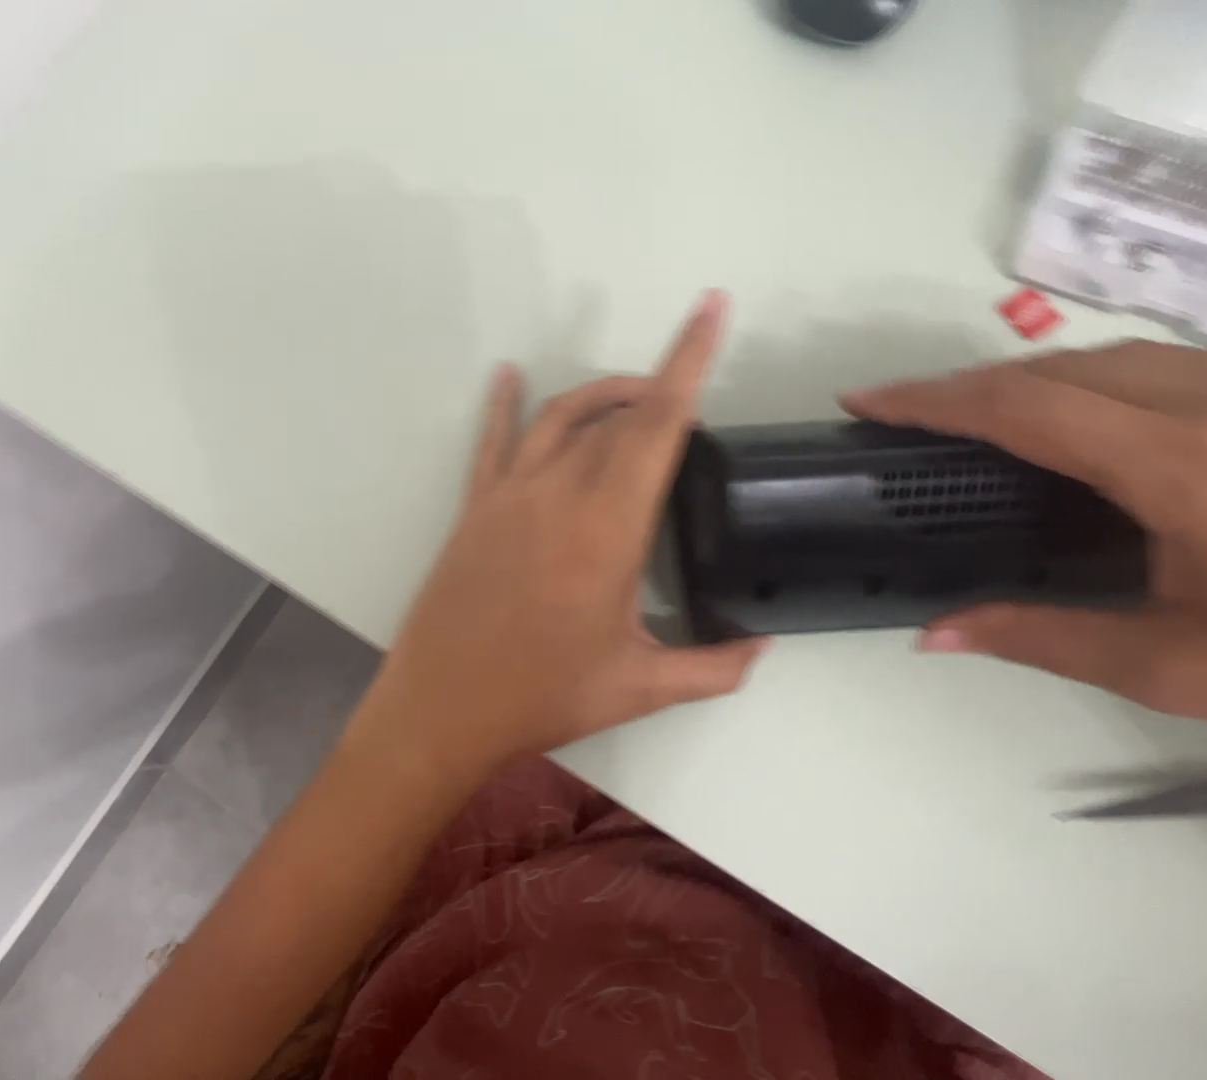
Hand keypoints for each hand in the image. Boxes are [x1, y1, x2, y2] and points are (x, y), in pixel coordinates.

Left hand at [345, 291, 766, 780]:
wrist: (442, 707)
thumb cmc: (542, 696)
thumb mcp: (639, 688)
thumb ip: (713, 667)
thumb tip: (764, 648)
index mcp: (608, 528)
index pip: (658, 425)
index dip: (689, 361)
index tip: (710, 309)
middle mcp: (558, 493)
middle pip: (615, 418)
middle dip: (656, 394)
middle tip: (685, 410)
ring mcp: (508, 495)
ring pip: (559, 417)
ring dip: (600, 394)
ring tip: (632, 396)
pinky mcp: (473, 508)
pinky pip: (490, 441)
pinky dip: (502, 404)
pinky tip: (508, 375)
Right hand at [845, 341, 1206, 760]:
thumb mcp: (1184, 670)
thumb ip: (1043, 636)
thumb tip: (933, 632)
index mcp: (1189, 466)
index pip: (1026, 407)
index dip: (933, 400)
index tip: (864, 401)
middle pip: (1062, 366)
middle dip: (968, 383)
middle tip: (903, 413)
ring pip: (1119, 356)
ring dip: (1033, 376)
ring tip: (976, 415)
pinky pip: (1173, 366)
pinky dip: (1096, 379)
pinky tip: (1083, 419)